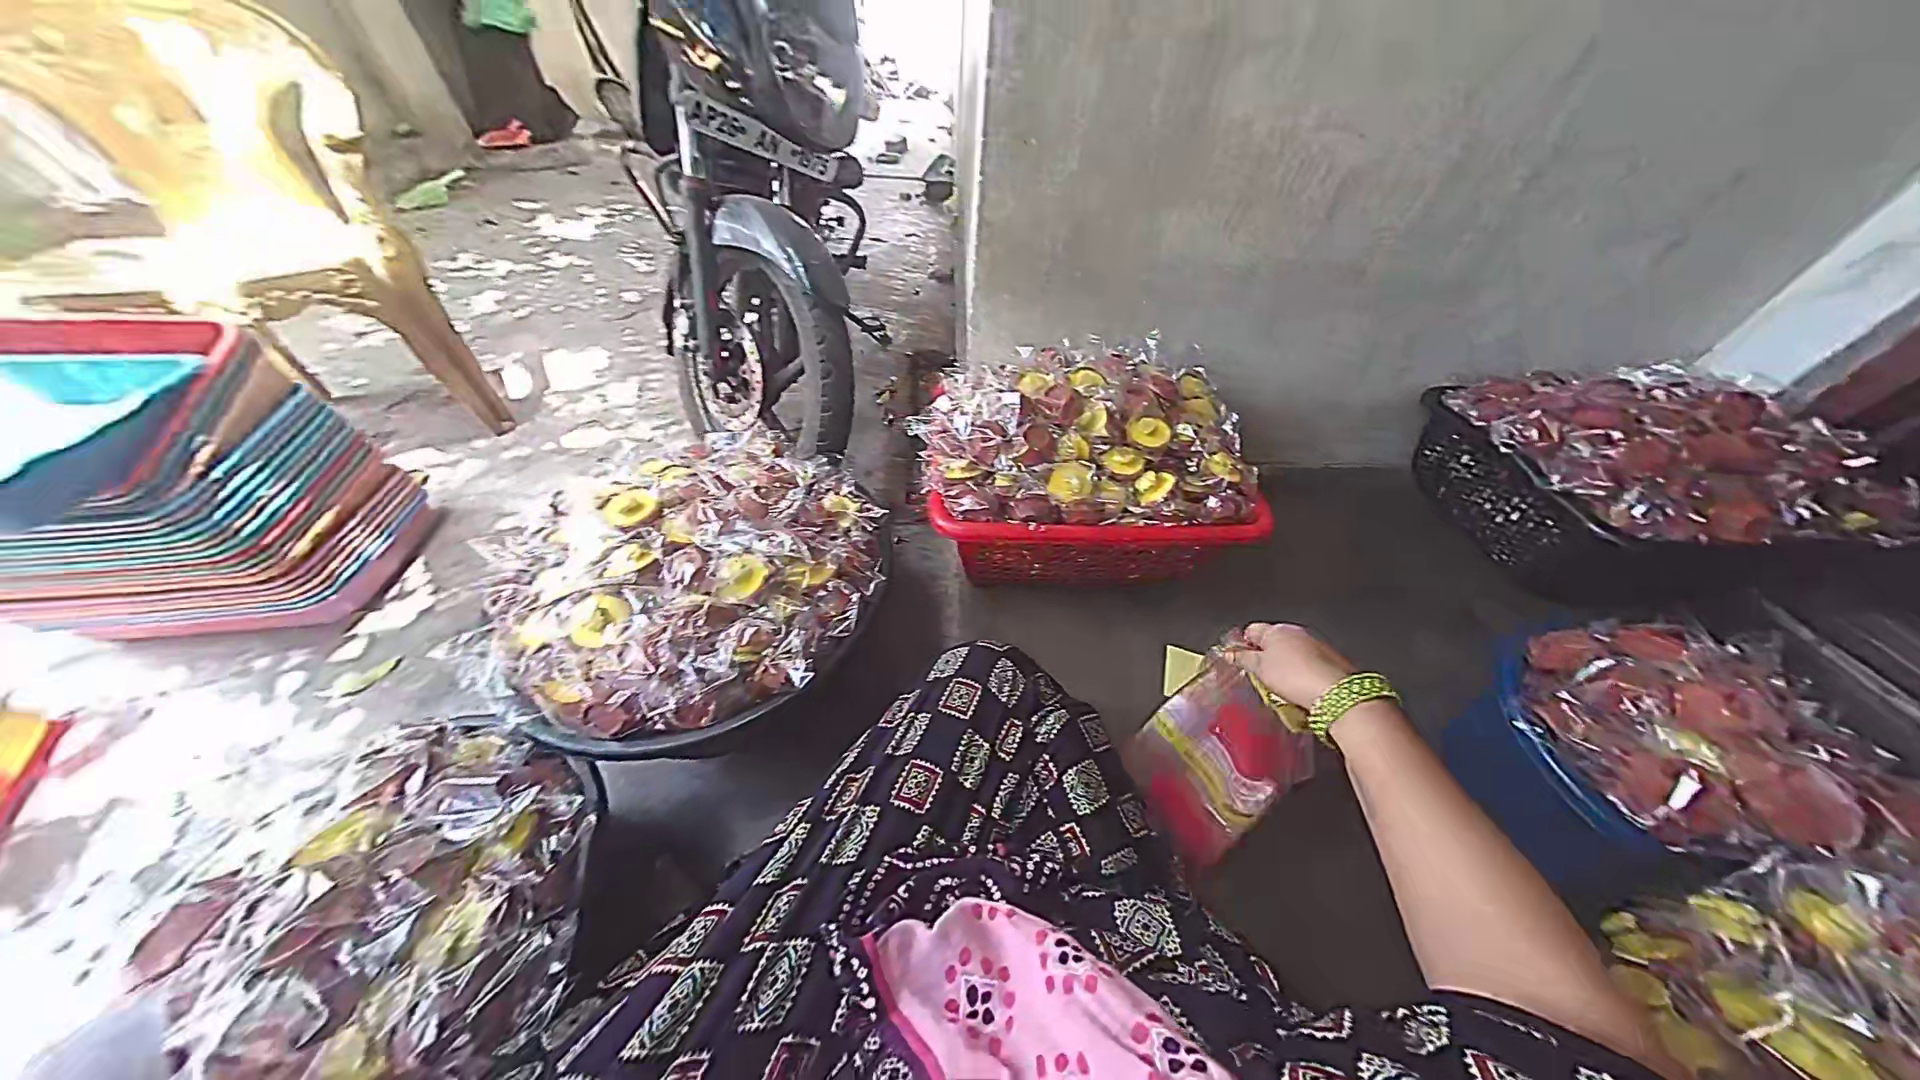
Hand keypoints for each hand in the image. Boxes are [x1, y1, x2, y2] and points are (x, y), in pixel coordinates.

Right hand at [1228, 623, 1357, 705]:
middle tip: (1260, 676)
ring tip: (1281, 686)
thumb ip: (1242, 658)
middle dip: (1264, 657)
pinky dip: (1301, 672)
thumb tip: (1229, 653)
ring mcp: (1315, 644)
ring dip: (1283, 665)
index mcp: (1277, 629)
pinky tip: (1300, 687)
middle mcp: (1297, 632)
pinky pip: (1307, 663)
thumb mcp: (1259, 669)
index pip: (1251, 630)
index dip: (1243, 645)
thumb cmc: (1293, 677)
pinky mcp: (1330, 659)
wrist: (1335, 694)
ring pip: (1290, 652)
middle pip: (1272, 641)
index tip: (1240, 661)